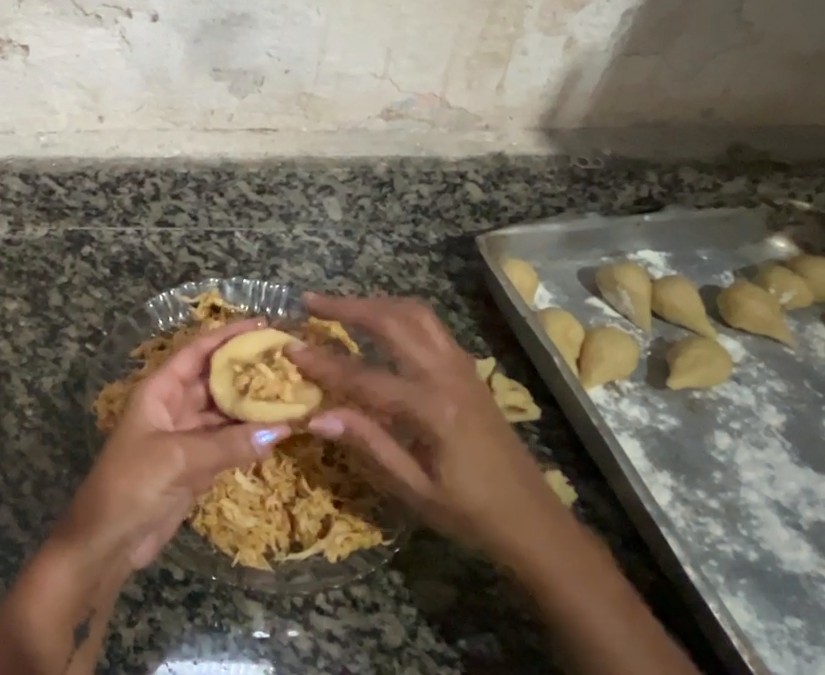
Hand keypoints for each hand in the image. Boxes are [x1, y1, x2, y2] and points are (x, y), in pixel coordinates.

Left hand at [57, 319, 289, 568]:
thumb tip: (281, 429)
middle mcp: (173, 406)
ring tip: (294, 393)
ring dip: (253, 405)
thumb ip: (228, 444)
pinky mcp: (196, 465)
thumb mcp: (179, 458)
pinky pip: (227, 442)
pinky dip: (250, 437)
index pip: (196, 352)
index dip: (227, 336)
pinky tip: (280, 432)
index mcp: (159, 390)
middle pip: (214, 379)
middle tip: (289, 360)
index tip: (263, 325)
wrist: (109, 538)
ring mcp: (185, 436)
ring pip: (224, 412)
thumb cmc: (132, 484)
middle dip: (247, 369)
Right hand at [289, 294, 569, 560]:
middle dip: (348, 307)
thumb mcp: (414, 489)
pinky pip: (431, 326)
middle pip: (393, 322)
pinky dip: (399, 314)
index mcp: (433, 410)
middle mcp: (448, 377)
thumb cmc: (471, 513)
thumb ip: (368, 444)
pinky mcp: (469, 371)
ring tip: (339, 305)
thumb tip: (316, 417)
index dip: (324, 364)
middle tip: (310, 302)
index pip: (365, 377)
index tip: (290, 349)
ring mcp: (463, 369)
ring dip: (375, 303)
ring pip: (417, 314)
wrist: (534, 521)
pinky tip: (380, 323)